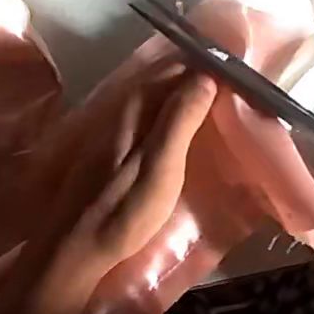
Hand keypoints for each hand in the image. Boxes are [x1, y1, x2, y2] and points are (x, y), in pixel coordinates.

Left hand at [21, 65, 215, 304]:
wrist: (75, 248)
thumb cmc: (125, 210)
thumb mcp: (162, 166)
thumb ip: (181, 118)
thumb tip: (207, 75)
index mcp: (135, 106)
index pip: (177, 67)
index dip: (208, 65)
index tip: (238, 72)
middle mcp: (120, 106)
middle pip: (163, 76)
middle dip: (196, 73)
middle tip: (233, 83)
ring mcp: (111, 124)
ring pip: (153, 93)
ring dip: (182, 89)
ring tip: (213, 96)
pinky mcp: (108, 143)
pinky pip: (145, 111)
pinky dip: (167, 107)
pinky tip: (178, 121)